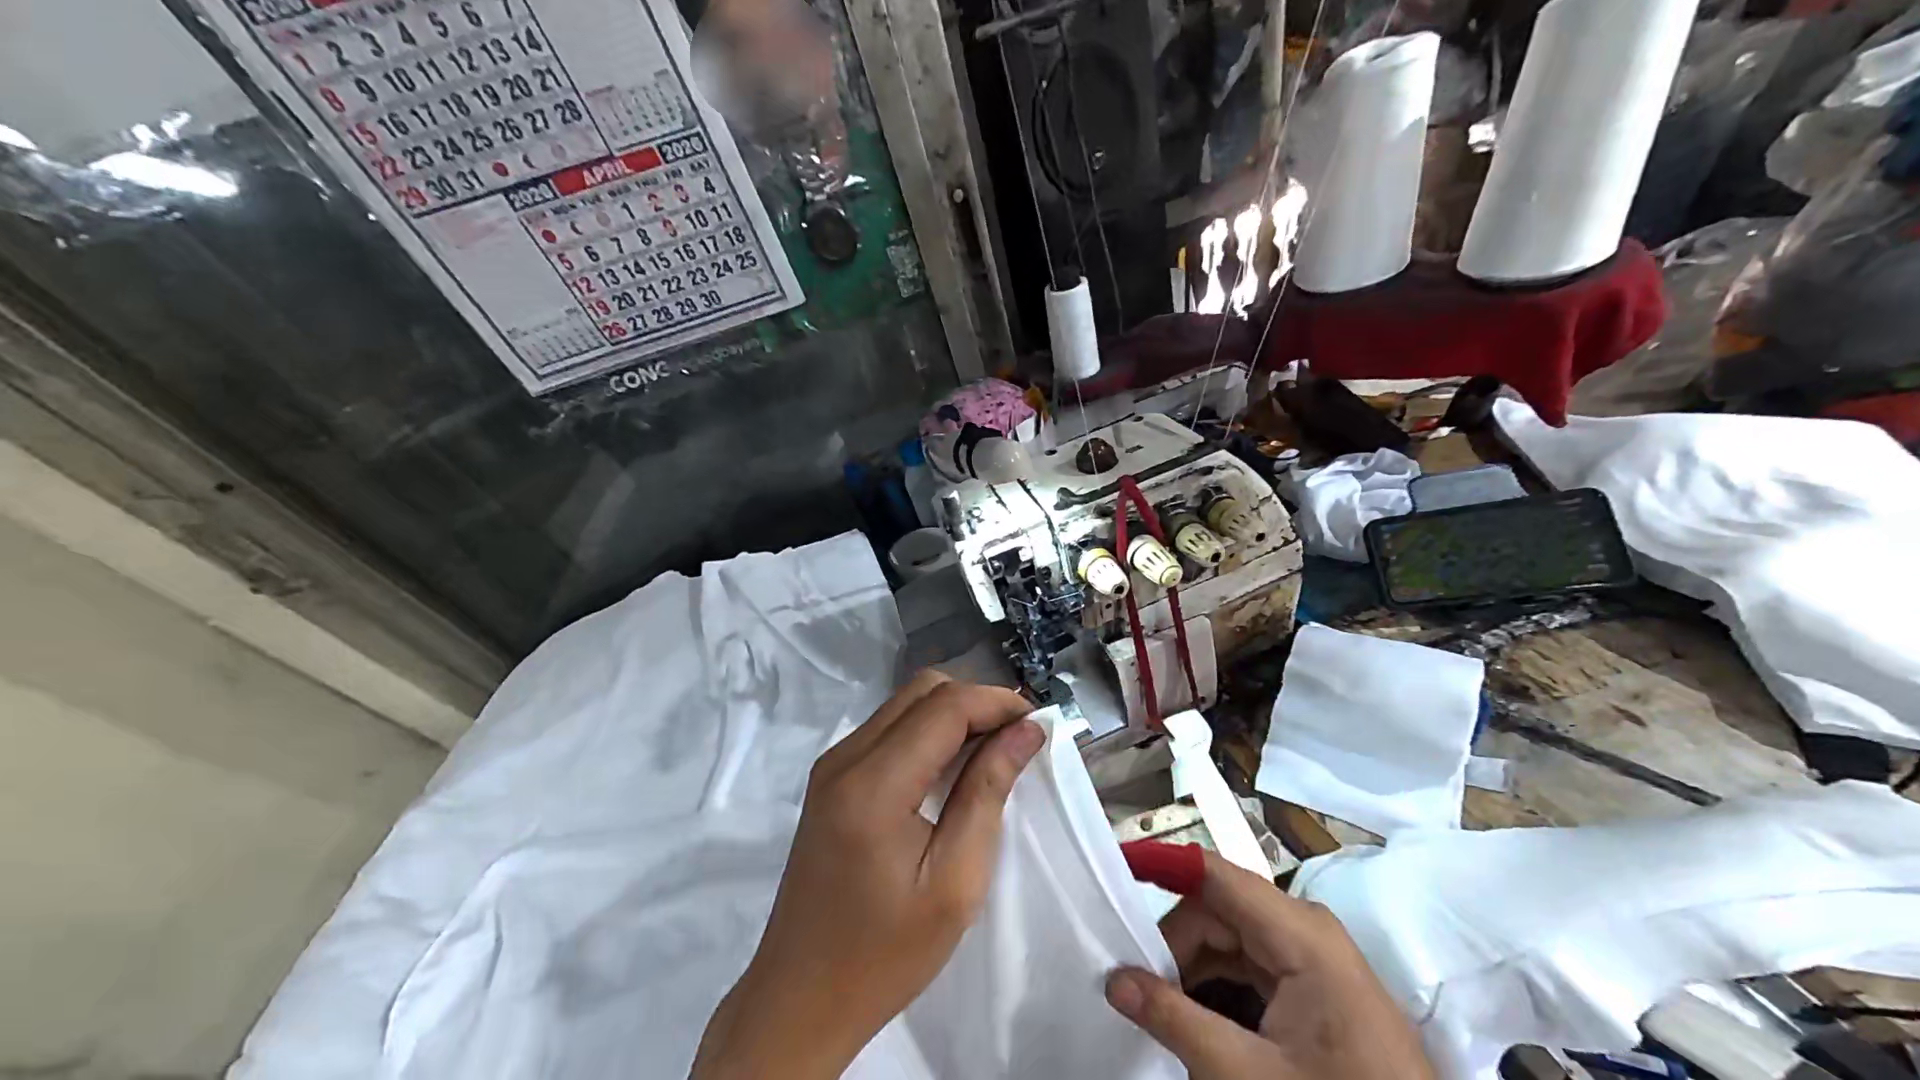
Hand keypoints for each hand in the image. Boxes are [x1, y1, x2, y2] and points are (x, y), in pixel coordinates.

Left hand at [690, 672, 1042, 1079]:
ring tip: (995, 750)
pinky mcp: (830, 778)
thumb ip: (987, 792)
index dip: (998, 703)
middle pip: (923, 691)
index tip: (1041, 725)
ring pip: (904, 703)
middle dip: (978, 701)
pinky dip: (928, 731)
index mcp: (873, 783)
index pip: (945, 706)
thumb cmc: (886, 953)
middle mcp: (845, 757)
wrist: (801, 996)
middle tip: (1020, 738)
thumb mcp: (955, 881)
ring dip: (954, 713)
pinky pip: (888, 728)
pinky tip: (953, 766)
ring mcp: (832, 765)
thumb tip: (1026, 730)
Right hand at [1105, 849, 1435, 1079]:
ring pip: (1227, 940)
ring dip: (1189, 970)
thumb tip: (1112, 979)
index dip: (1158, 865)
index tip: (1109, 869)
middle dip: (1171, 946)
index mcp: (1299, 931)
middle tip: (1135, 989)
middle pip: (1215, 911)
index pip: (1211, 873)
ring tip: (1160, 1010)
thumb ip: (1176, 1021)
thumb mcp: (1251, 1078)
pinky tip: (1195, 1020)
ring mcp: (1310, 955)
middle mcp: (1304, 928)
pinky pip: (1247, 967)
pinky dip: (1214, 987)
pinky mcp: (1312, 984)